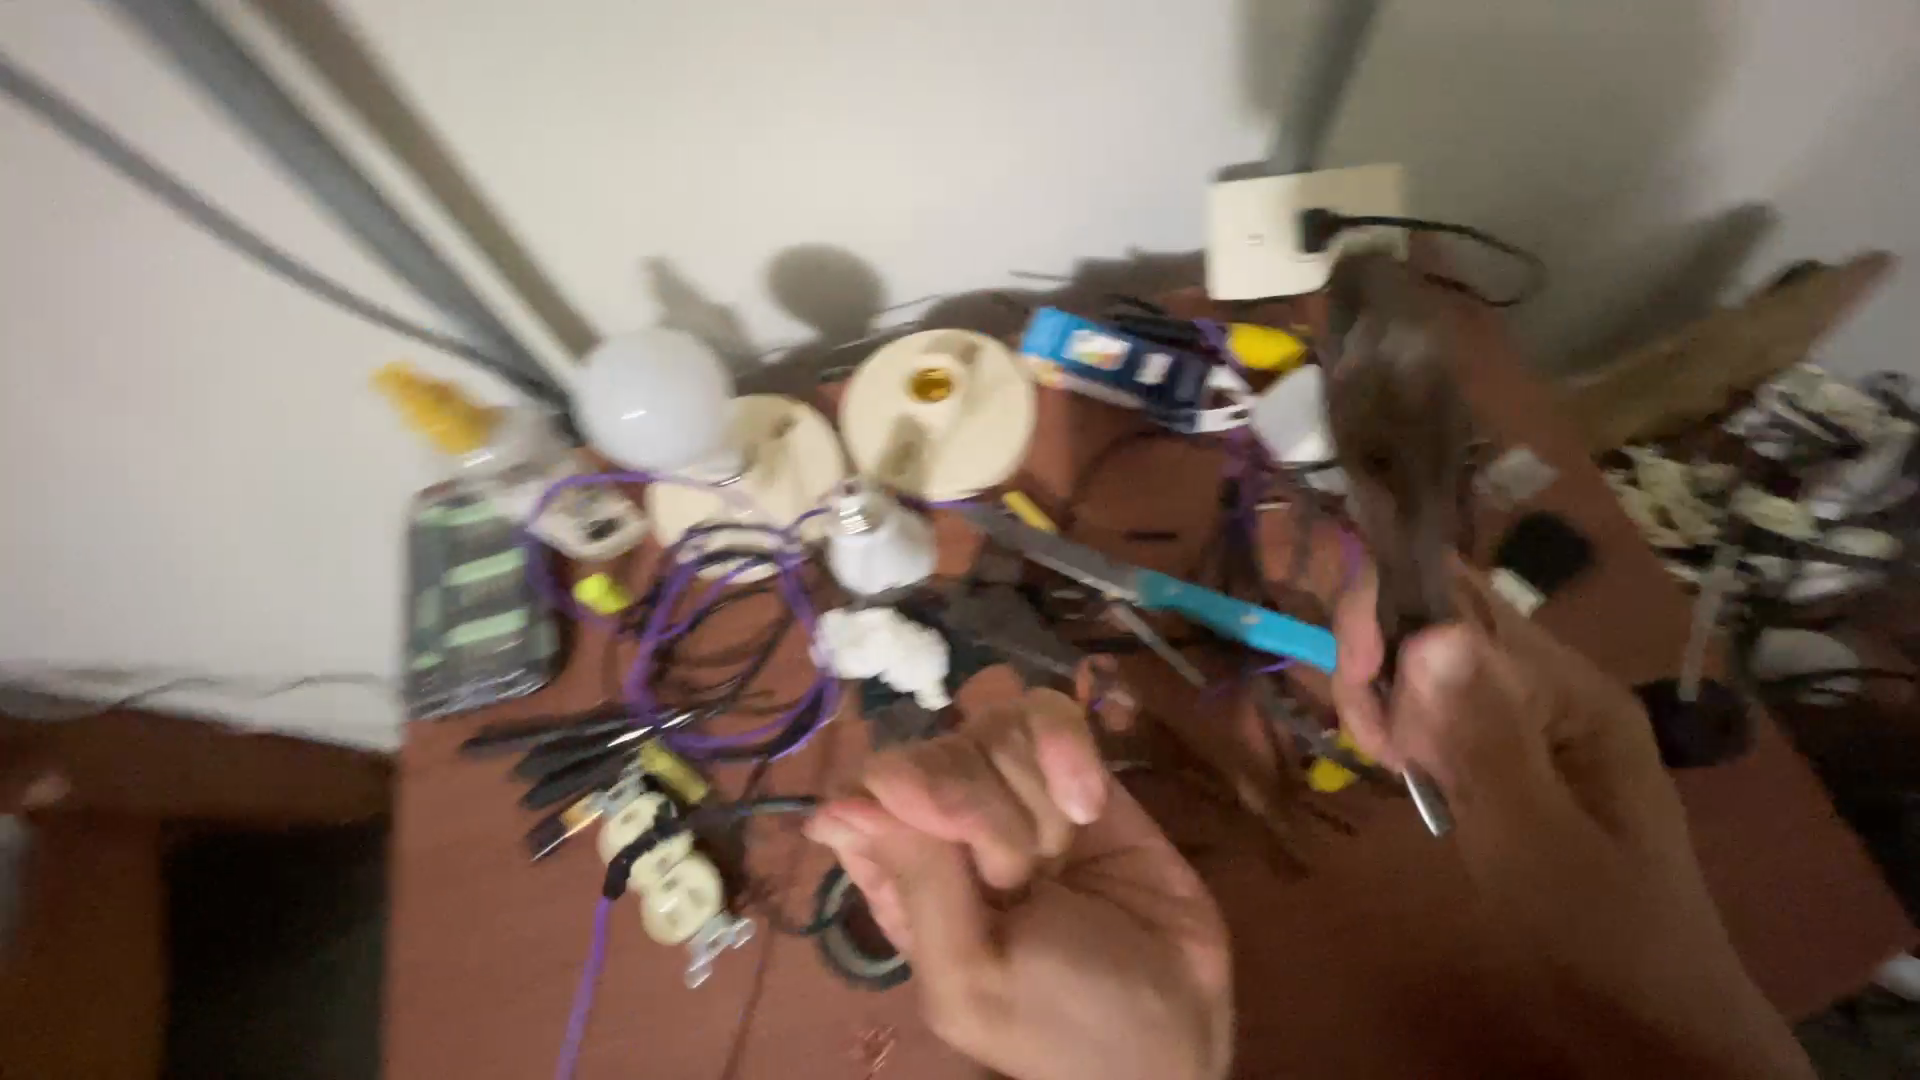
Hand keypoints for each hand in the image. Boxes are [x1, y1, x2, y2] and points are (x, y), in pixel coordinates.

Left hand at [804, 684, 1231, 1079]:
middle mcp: (948, 818)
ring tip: (1062, 854)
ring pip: (994, 728)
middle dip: (979, 808)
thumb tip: (831, 805)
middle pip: (935, 751)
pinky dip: (1068, 749)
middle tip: (1017, 876)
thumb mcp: (971, 978)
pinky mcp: (1070, 762)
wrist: (1178, 1016)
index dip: (899, 792)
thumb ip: (913, 880)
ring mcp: (1011, 784)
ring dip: (1032, 795)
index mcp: (905, 870)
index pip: (866, 788)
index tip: (937, 827)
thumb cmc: (1059, 1022)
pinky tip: (1089, 804)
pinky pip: (1049, 712)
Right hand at [1331, 560, 1813, 1079]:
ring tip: (1389, 760)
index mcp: (1570, 687)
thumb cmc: (1595, 926)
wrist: (1639, 1008)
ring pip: (1412, 657)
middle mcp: (1544, 678)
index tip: (1354, 672)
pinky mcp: (1493, 734)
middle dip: (1376, 661)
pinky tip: (1402, 764)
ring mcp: (1518, 705)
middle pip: (1427, 617)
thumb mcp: (1532, 835)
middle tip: (1371, 739)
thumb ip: (1482, 734)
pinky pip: (1421, 698)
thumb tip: (1430, 633)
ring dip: (1379, 696)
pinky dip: (1392, 721)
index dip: (1387, 611)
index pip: (1459, 600)